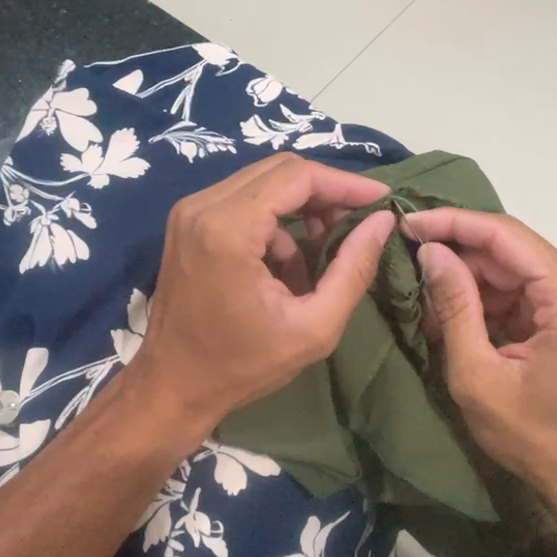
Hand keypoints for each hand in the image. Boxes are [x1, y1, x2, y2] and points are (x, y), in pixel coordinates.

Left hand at [128, 154, 395, 431]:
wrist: (173, 385)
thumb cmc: (242, 365)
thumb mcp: (313, 327)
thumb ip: (353, 270)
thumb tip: (382, 221)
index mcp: (228, 229)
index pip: (297, 177)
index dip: (345, 182)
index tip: (382, 199)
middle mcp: (203, 207)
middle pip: (279, 171)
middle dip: (326, 191)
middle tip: (360, 220)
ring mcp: (190, 212)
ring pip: (261, 182)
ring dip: (301, 205)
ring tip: (329, 245)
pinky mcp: (187, 223)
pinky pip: (242, 201)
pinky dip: (274, 221)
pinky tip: (289, 263)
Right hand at [404, 208, 556, 497]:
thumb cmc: (532, 435)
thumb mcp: (477, 375)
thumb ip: (454, 306)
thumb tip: (430, 250)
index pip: (505, 236)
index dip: (452, 223)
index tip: (406, 221)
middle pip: (508, 251)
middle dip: (456, 261)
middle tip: (408, 275)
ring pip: (511, 269)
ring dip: (468, 285)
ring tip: (427, 311)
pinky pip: (522, 290)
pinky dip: (487, 303)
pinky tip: (455, 323)